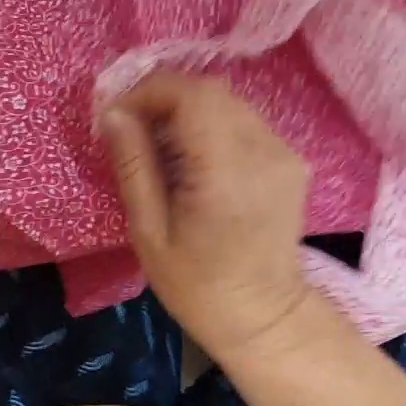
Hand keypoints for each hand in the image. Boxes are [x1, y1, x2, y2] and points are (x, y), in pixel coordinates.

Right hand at [102, 71, 311, 354]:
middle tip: (130, 129)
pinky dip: (211, 128)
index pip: (192, 95)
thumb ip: (134, 166)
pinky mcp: (291, 160)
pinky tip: (193, 162)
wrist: (261, 314)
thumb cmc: (194, 284)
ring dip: (187, 112)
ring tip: (158, 146)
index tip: (116, 114)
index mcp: (225, 174)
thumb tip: (114, 113)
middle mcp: (264, 152)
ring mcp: (285, 153)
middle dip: (164, 99)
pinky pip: (244, 123)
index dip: (149, 91)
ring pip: (229, 103)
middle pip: (211, 92)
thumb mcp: (148, 232)